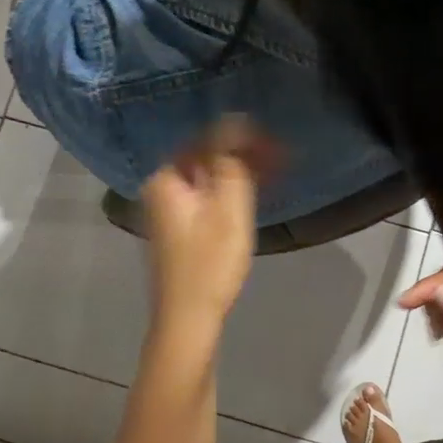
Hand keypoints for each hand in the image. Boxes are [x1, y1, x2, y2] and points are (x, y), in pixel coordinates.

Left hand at [140, 119, 273, 325]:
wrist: (189, 319)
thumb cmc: (210, 264)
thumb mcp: (229, 208)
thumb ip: (232, 162)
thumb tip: (236, 122)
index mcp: (166, 179)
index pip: (207, 141)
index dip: (244, 136)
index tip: (277, 141)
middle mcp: (160, 189)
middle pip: (207, 160)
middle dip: (244, 155)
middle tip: (282, 157)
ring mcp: (167, 211)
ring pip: (209, 179)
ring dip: (241, 173)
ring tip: (276, 173)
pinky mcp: (179, 230)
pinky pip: (207, 198)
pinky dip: (230, 193)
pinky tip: (253, 196)